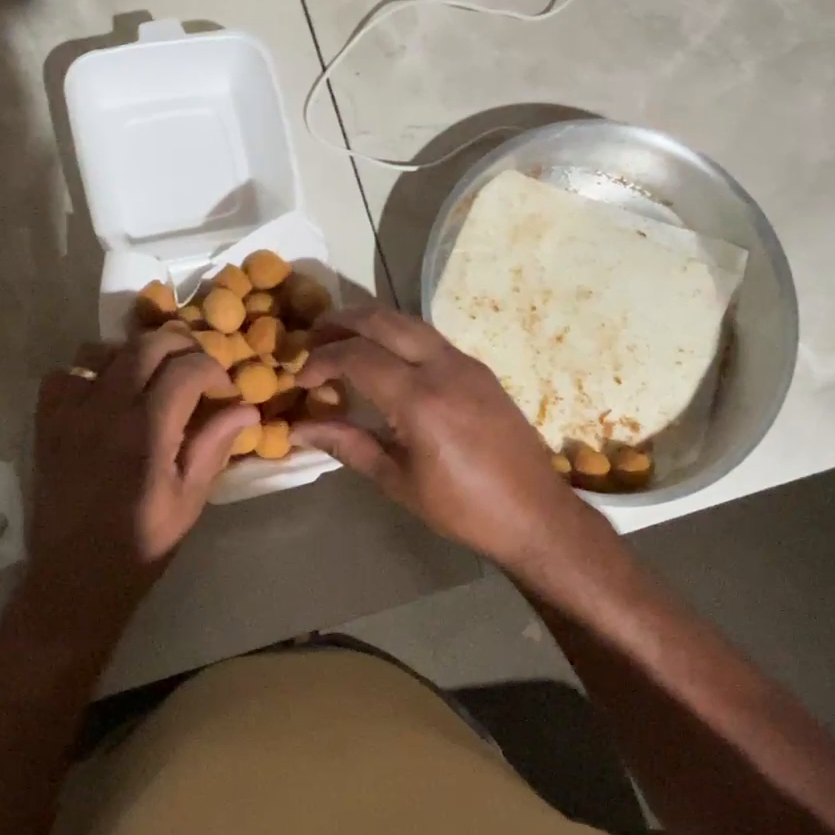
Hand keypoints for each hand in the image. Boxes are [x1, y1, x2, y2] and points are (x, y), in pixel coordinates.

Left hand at [29, 332, 258, 615]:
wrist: (75, 576)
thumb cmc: (142, 544)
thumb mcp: (190, 499)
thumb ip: (214, 445)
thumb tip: (246, 408)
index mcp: (148, 431)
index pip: (188, 368)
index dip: (214, 370)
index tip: (223, 391)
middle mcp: (107, 409)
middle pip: (147, 344)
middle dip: (181, 346)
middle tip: (196, 369)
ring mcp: (70, 412)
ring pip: (102, 350)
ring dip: (133, 355)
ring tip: (150, 378)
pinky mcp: (46, 423)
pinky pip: (65, 374)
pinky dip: (88, 373)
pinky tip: (104, 396)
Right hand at [292, 305, 589, 568]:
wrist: (535, 513)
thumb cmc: (462, 507)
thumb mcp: (397, 480)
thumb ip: (348, 444)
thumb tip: (301, 428)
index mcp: (420, 399)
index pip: (357, 356)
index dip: (320, 360)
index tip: (299, 379)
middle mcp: (444, 368)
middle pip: (382, 321)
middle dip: (340, 323)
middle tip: (311, 340)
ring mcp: (466, 364)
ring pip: (408, 321)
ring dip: (369, 323)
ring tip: (340, 341)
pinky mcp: (480, 370)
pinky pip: (429, 337)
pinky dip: (396, 335)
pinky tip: (382, 359)